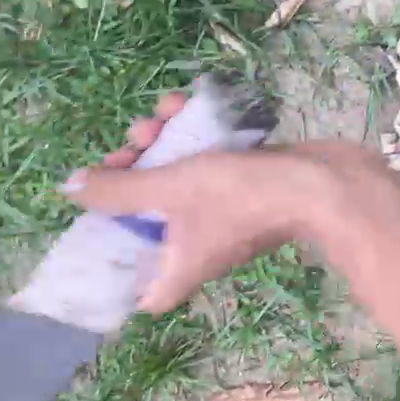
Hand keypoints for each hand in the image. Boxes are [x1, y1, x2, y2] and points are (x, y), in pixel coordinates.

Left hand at [62, 92, 386, 313]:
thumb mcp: (172, 189)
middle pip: (147, 220)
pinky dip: (196, 138)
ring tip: (161, 115)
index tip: (95, 232)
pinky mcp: (251, 183)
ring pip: (177, 181)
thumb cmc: (248, 197)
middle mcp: (203, 242)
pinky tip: (187, 105)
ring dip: (160, 144)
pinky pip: (210, 164)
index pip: (142, 295)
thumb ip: (118, 190)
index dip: (115, 274)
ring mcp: (229, 211)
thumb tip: (72, 188)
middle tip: (129, 147)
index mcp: (182, 263)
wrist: (328, 181)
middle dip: (130, 176)